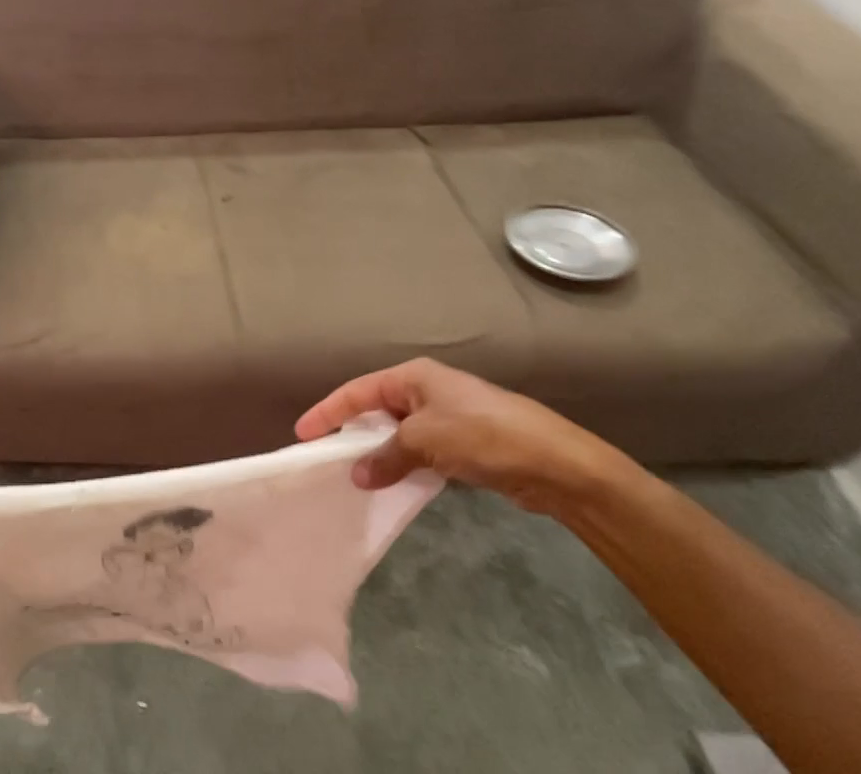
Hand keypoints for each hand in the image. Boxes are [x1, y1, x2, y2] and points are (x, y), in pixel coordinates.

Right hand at [294, 359, 631, 514]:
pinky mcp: (466, 444)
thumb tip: (359, 475)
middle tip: (326, 456)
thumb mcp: (425, 441)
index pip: (358, 391)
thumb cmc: (485, 436)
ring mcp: (449, 417)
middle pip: (377, 409)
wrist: (557, 464)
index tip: (303, 434)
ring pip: (399, 433)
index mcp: (415, 377)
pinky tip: (394, 483)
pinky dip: (404, 465)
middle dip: (352, 432)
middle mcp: (429, 391)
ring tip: (355, 475)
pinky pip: (421, 452)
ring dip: (380, 453)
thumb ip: (386, 456)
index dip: (328, 411)